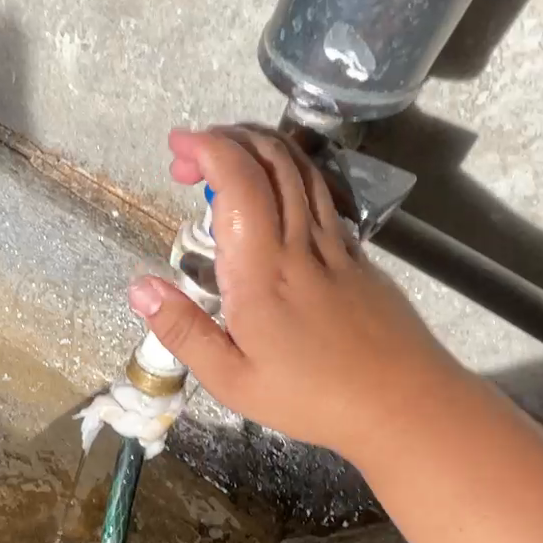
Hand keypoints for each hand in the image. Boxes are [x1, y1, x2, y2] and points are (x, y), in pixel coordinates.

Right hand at [129, 125, 470, 464]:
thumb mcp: (231, 380)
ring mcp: (334, 244)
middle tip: (188, 157)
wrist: (403, 404)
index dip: (208, 149)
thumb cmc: (311, 398)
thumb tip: (138, 287)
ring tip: (224, 158)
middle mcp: (299, 244)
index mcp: (262, 272)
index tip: (177, 146)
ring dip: (258, 147)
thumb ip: (183, 331)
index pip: (238, 183)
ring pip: (300, 169)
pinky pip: (320, 195)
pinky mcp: (356, 254)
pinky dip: (288, 173)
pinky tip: (272, 192)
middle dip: (226, 139)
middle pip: (271, 160)